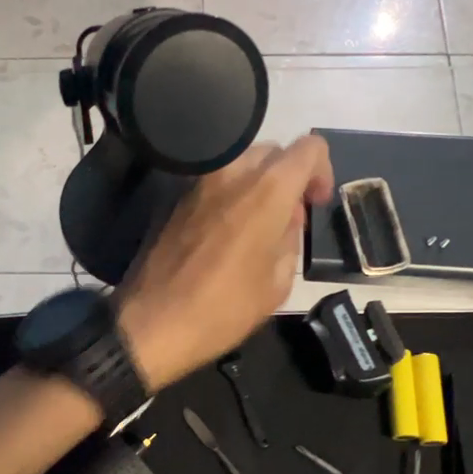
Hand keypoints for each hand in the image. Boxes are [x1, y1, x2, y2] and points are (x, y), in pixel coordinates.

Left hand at [114, 135, 334, 388]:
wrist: (150, 325)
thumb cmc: (222, 310)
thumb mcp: (277, 285)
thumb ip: (292, 240)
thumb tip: (288, 219)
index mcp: (266, 191)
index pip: (309, 148)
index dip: (322, 171)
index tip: (315, 204)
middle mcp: (230, 174)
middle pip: (271, 152)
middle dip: (286, 177)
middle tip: (286, 219)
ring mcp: (196, 184)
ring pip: (238, 165)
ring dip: (254, 186)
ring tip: (254, 228)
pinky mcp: (172, 200)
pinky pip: (211, 185)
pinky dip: (226, 198)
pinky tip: (222, 236)